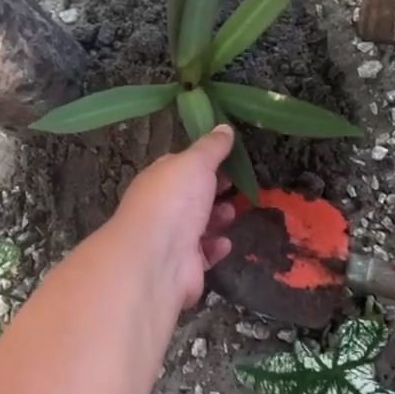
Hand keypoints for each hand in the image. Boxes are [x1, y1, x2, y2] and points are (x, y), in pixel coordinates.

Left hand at [106, 125, 238, 309]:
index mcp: (160, 179)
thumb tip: (224, 128)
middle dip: (216, 191)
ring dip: (219, 218)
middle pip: (193, 196)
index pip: (181, 166)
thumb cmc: (174, 200)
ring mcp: (172, 238)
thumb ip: (212, 147)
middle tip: (237, 188)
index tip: (229, 160)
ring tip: (231, 213)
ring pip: (200, 225)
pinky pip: (204, 253)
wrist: (157, 258)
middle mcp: (163, 207)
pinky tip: (224, 242)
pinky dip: (216, 247)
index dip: (205, 162)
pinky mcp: (184, 266)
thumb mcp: (195, 162)